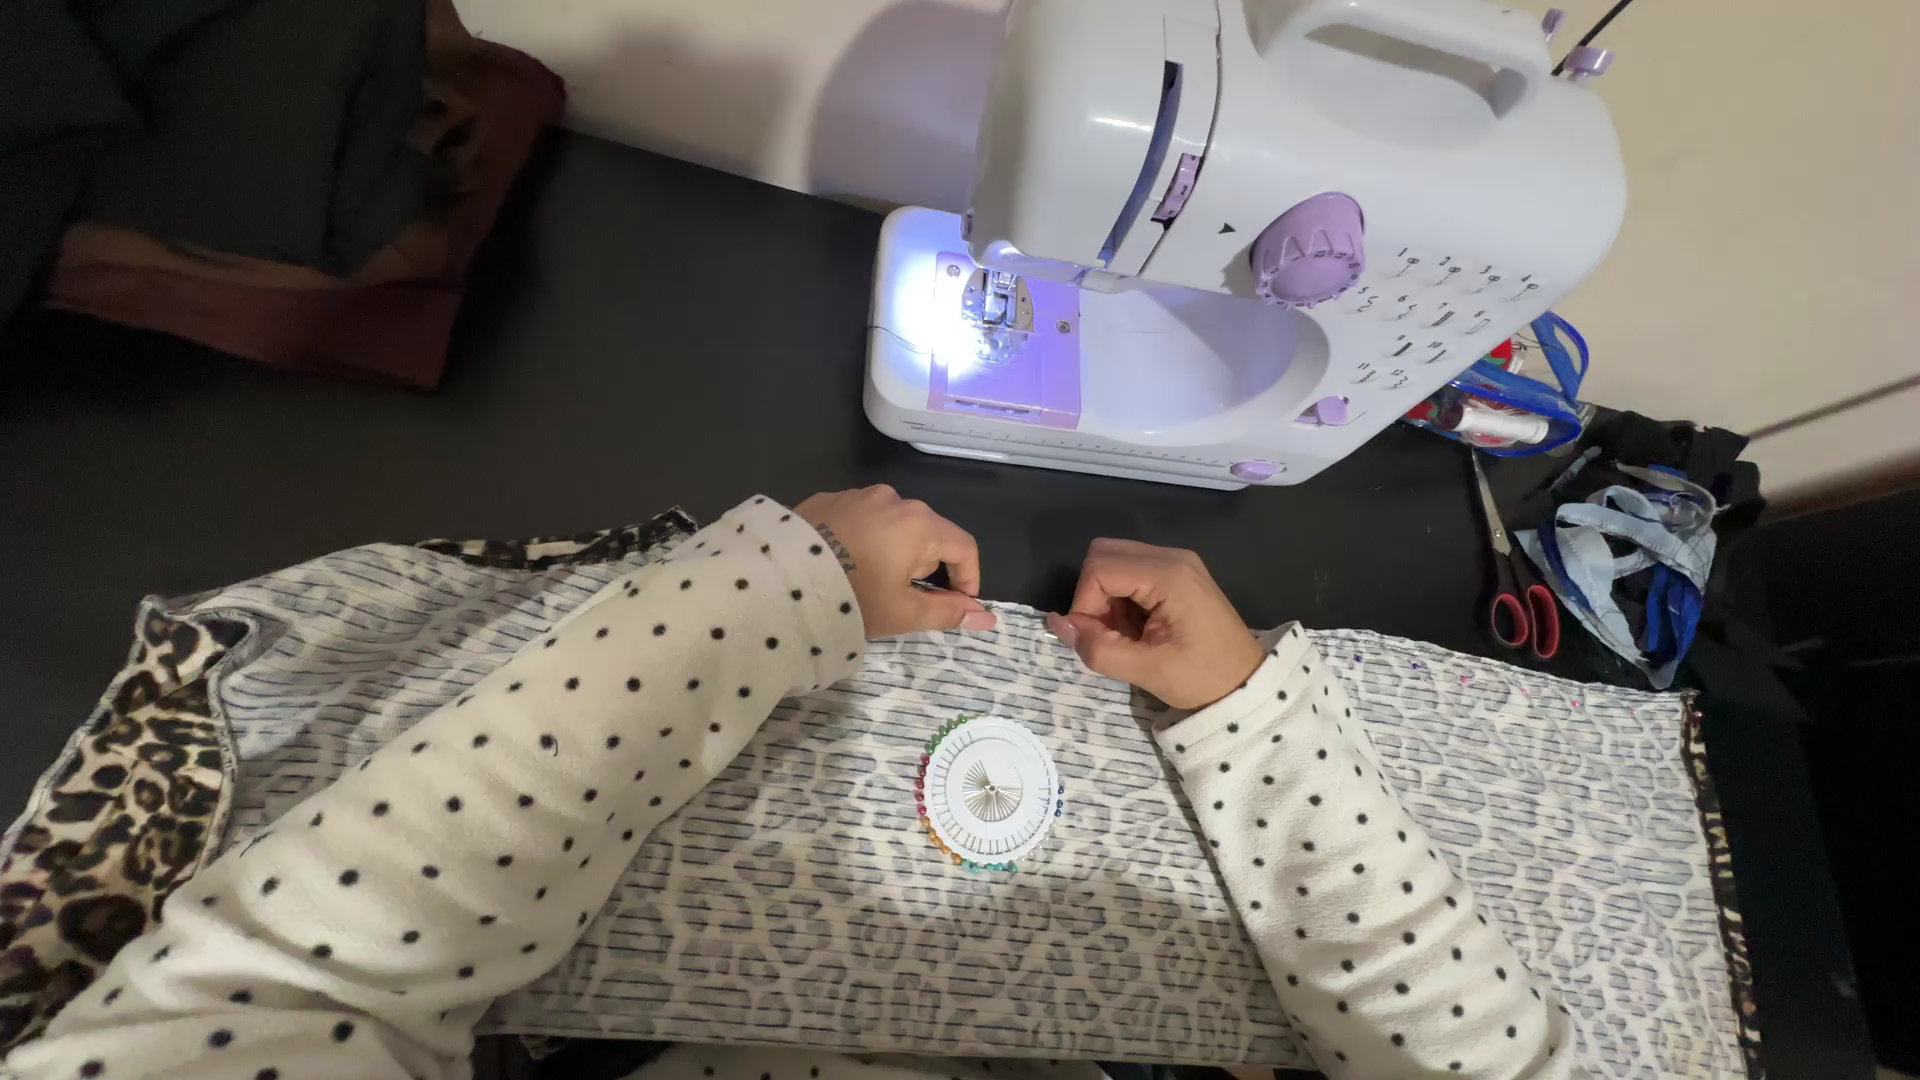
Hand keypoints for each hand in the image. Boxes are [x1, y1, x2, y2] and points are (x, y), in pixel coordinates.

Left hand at [795, 485, 996, 638]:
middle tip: (904, 597)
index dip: (968, 579)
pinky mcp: (828, 499)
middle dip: (927, 567)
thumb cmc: (854, 598)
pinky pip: (861, 519)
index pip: (964, 546)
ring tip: (870, 581)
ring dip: (894, 550)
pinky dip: (863, 539)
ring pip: (893, 524)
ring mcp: (858, 494)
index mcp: (921, 523)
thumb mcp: (904, 613)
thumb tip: (987, 619)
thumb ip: (949, 612)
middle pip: (929, 533)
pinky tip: (843, 564)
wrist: (780, 580)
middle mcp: (895, 499)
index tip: (956, 605)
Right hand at [1047, 538, 1263, 708]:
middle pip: (1103, 554)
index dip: (1085, 603)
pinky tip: (1138, 626)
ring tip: (1127, 633)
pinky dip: (1121, 596)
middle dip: (1093, 594)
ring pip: (1113, 560)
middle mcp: (1172, 557)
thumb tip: (1056, 623)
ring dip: (1106, 596)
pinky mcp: (1177, 571)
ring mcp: (1176, 561)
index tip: (1097, 638)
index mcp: (1169, 575)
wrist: (1249, 684)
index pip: (1099, 569)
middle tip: (1109, 632)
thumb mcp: (1146, 671)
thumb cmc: (1203, 679)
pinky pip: (1131, 569)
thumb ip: (1097, 647)